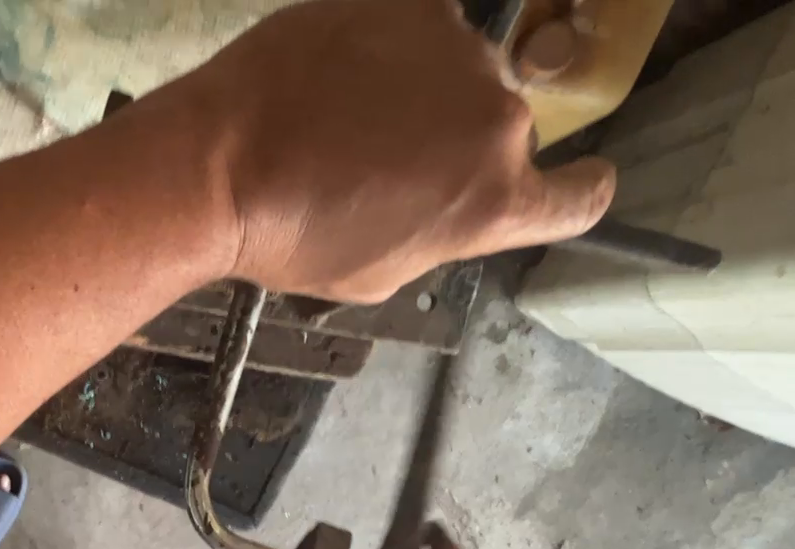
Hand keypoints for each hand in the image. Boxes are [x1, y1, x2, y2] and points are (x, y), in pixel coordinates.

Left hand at [157, 0, 615, 301]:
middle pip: (496, 134)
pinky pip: (414, 31)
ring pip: (453, 78)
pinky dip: (383, 52)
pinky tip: (331, 78)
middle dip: (447, 150)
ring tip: (337, 122)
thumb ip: (434, 237)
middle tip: (372, 166)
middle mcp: (496, 118)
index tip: (571, 185)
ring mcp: (457, 50)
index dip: (576, 193)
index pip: (578, 198)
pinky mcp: (410, 4)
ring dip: (414, 97)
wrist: (216, 167)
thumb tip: (446, 207)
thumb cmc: (285, 239)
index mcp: (489, 201)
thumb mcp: (370, 275)